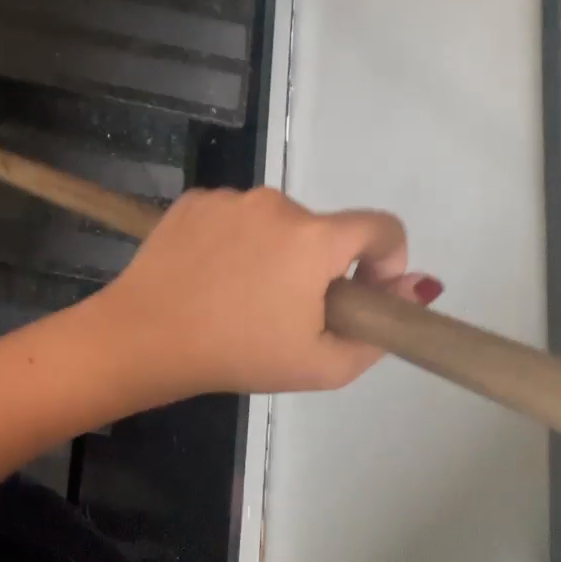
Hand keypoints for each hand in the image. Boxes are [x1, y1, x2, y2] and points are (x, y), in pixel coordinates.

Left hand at [87, 187, 441, 400]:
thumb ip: (382, 326)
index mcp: (314, 236)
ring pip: (272, 222)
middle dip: (318, 263)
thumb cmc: (239, 352)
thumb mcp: (326, 363)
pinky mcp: (191, 201)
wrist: (147, 334)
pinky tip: (210, 274)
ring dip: (272, 250)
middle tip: (285, 308)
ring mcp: (226, 198)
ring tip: (240, 294)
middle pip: (320, 228)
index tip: (360, 292)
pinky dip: (233, 239)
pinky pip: (232, 216)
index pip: (381, 226)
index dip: (385, 260)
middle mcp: (273, 203)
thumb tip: (413, 286)